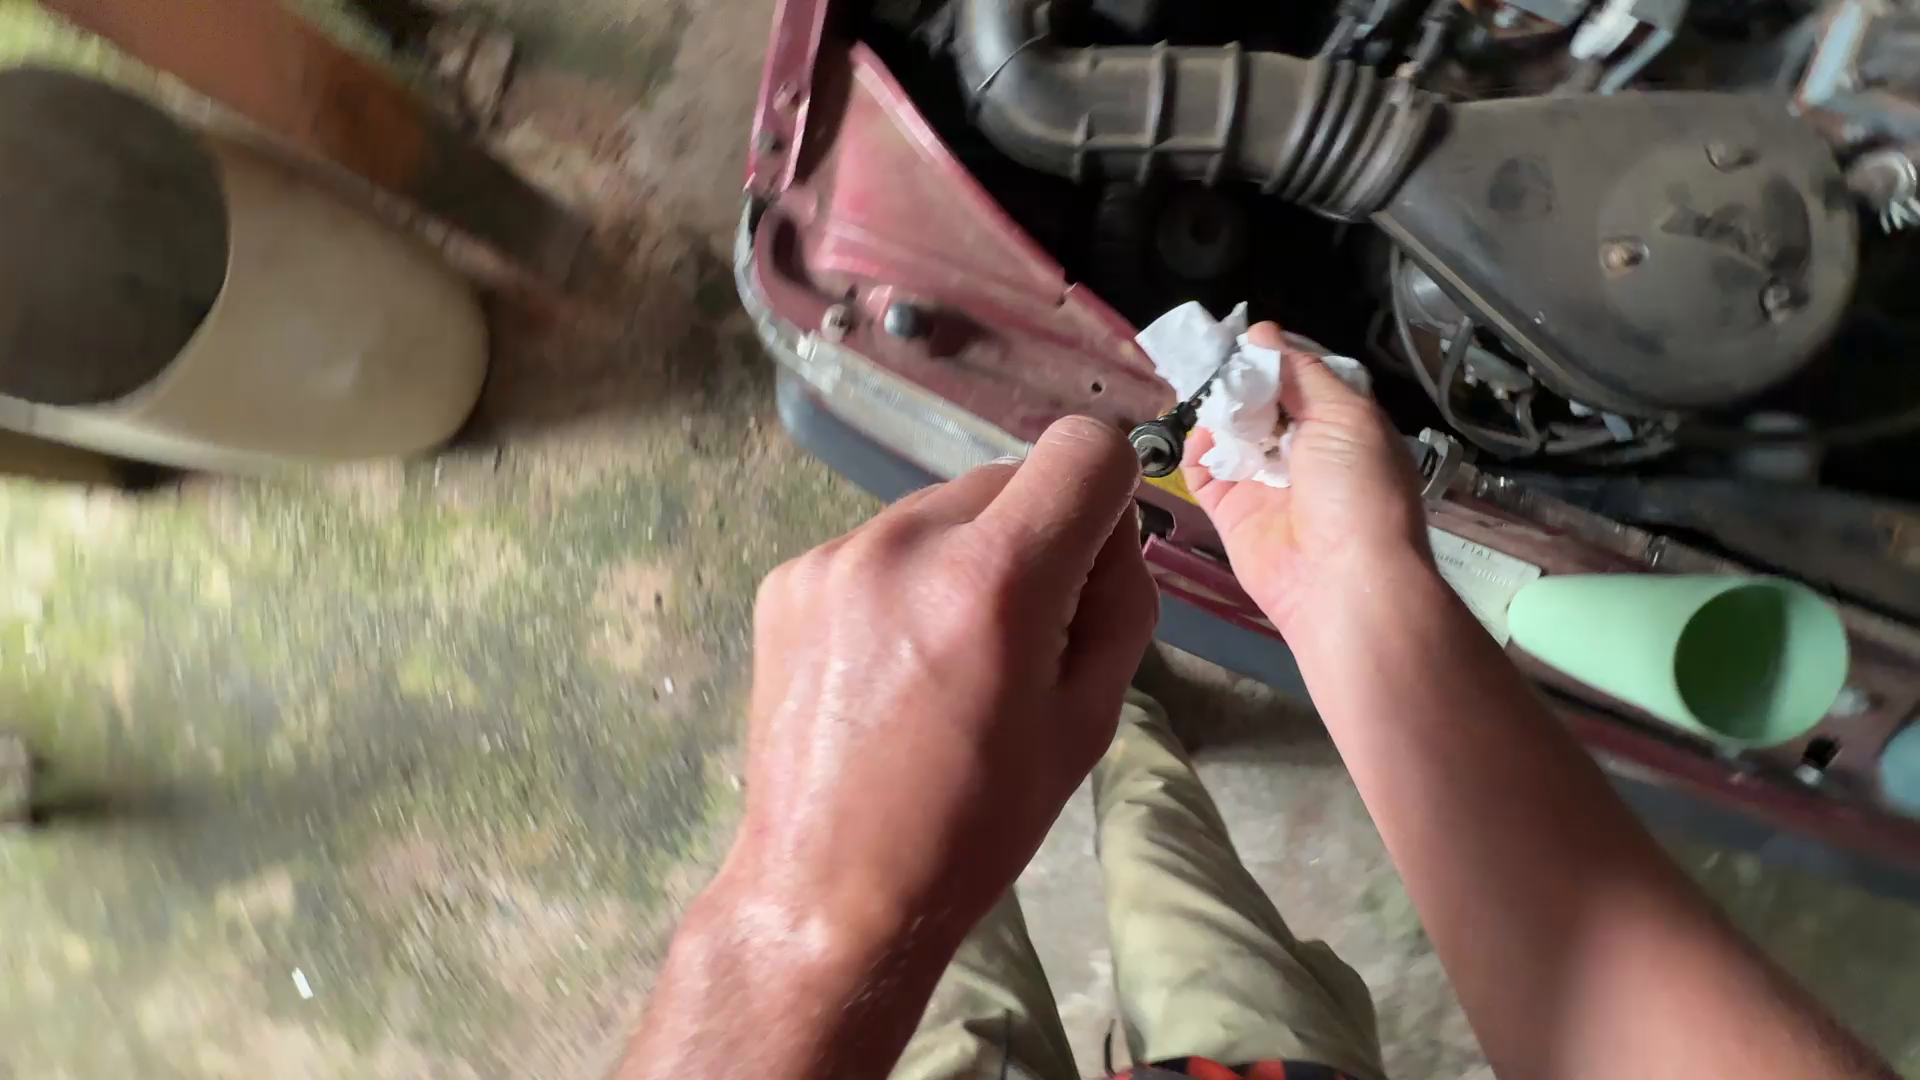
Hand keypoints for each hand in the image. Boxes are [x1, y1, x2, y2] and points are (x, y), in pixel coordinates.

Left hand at [728, 415, 1158, 949]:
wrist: (827, 888)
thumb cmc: (977, 820)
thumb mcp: (1089, 717)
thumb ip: (1119, 598)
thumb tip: (1107, 530)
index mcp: (995, 578)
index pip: (1084, 447)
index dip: (1108, 489)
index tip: (1093, 551)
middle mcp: (907, 540)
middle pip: (1011, 476)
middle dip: (1036, 532)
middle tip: (1020, 624)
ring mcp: (836, 552)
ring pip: (944, 508)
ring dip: (967, 554)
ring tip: (945, 649)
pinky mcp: (789, 575)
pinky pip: (881, 544)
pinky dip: (906, 578)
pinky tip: (888, 659)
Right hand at [1184, 322, 1430, 637]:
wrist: (1340, 579)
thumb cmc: (1357, 491)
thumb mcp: (1345, 415)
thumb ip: (1300, 373)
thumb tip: (1262, 332)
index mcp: (1339, 425)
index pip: (1299, 379)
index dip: (1271, 357)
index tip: (1242, 336)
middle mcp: (1300, 451)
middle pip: (1258, 404)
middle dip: (1236, 383)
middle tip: (1208, 360)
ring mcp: (1262, 482)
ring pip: (1228, 434)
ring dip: (1215, 414)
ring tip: (1202, 396)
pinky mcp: (1229, 509)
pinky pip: (1203, 473)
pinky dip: (1195, 453)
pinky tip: (1198, 439)